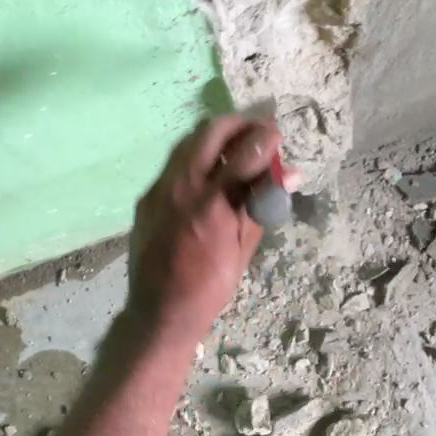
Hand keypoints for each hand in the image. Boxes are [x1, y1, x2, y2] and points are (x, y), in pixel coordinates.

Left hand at [124, 115, 282, 342]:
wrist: (160, 311)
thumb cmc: (209, 287)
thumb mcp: (243, 248)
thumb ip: (261, 206)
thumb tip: (289, 174)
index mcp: (211, 204)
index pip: (243, 153)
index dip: (264, 138)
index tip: (277, 133)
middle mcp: (181, 187)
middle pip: (210, 132)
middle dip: (238, 124)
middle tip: (258, 130)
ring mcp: (159, 189)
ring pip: (188, 144)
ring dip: (215, 138)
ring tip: (236, 148)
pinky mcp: (147, 198)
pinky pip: (174, 166)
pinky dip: (196, 160)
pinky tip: (209, 174)